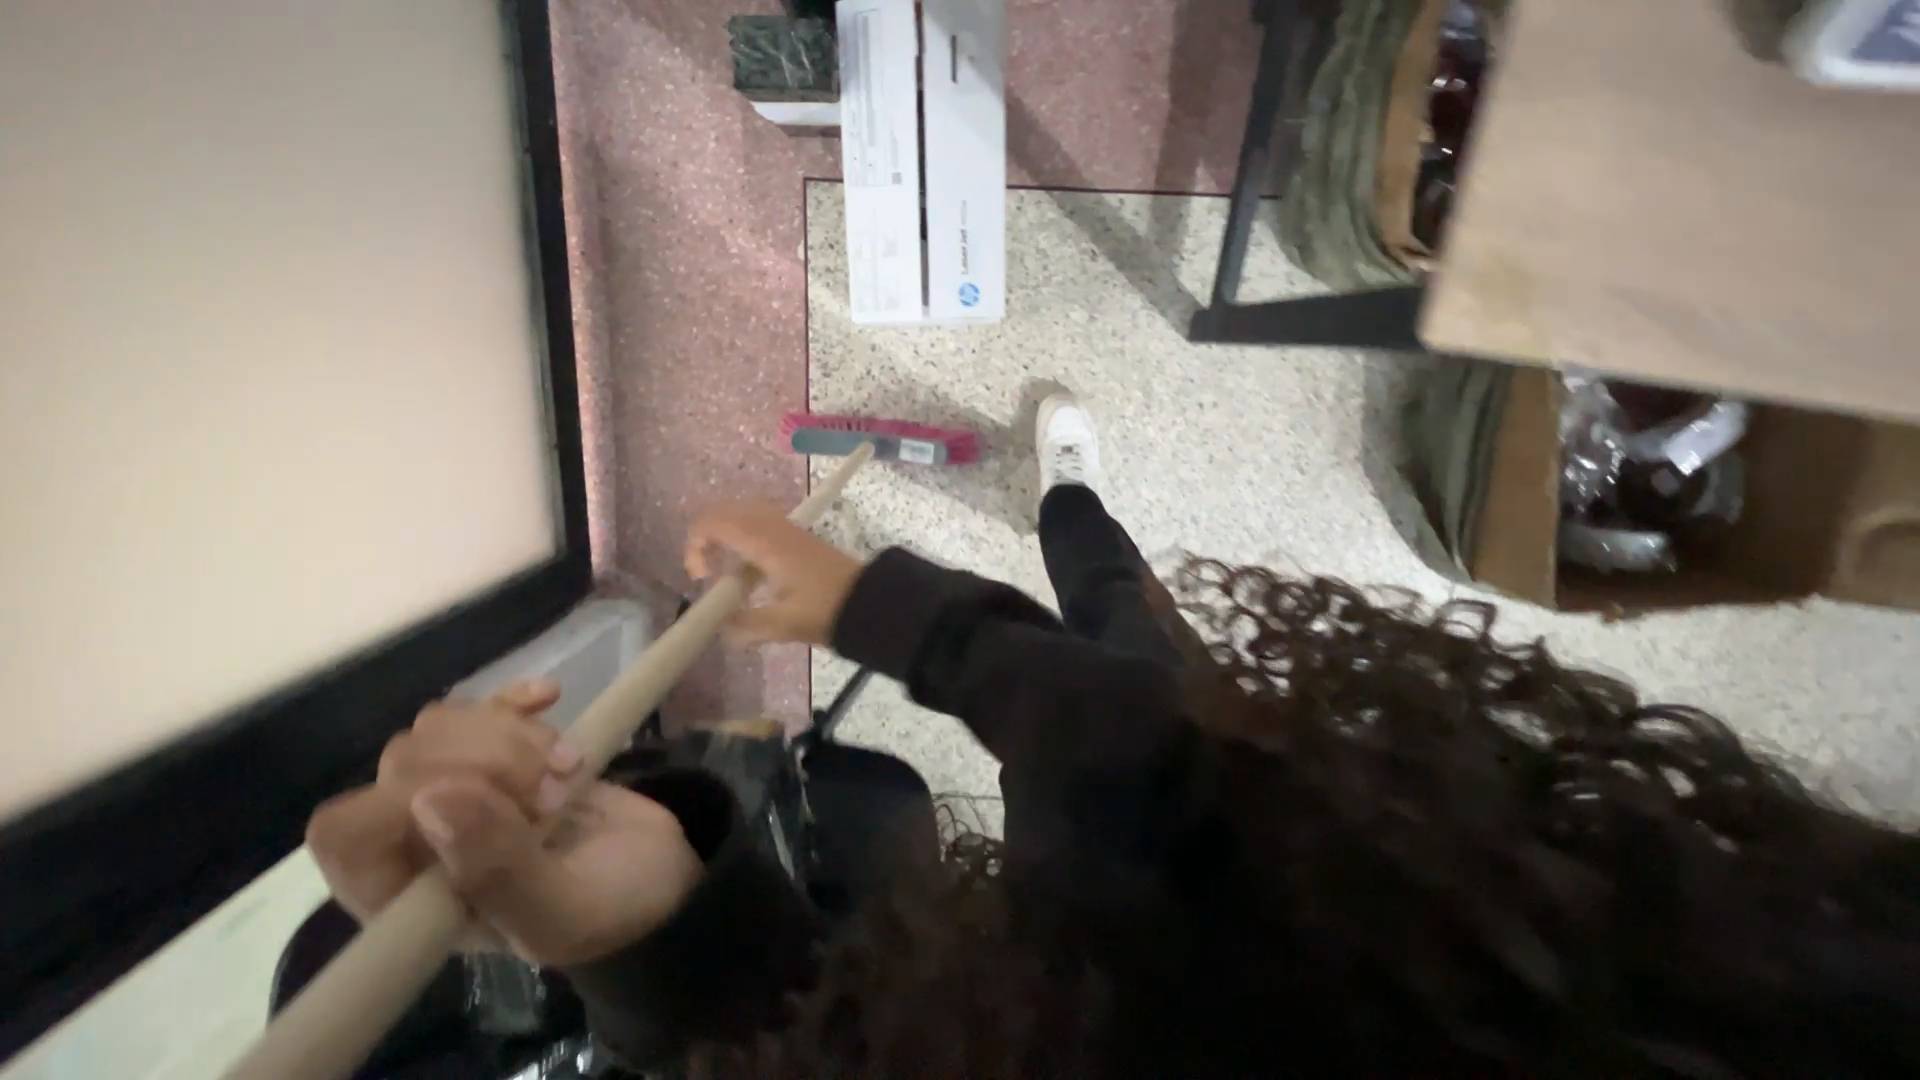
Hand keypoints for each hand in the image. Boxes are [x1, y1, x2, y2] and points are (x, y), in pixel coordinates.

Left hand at [305, 680, 703, 966]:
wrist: (664, 873)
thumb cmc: (608, 908)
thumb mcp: (560, 911)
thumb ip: (497, 868)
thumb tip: (430, 800)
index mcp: (407, 896)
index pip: (349, 830)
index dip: (416, 800)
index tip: (499, 803)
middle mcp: (417, 839)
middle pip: (405, 763)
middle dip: (491, 763)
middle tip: (556, 792)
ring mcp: (458, 790)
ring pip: (441, 727)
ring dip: (514, 736)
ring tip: (569, 768)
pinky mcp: (500, 754)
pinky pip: (482, 706)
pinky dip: (516, 697)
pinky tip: (551, 697)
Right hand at [685, 501, 863, 645]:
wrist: (871, 601)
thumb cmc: (826, 609)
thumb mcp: (783, 624)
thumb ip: (746, 627)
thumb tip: (722, 630)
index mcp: (765, 542)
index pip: (713, 521)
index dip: (695, 544)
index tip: (701, 578)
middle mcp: (774, 527)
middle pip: (725, 511)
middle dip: (706, 536)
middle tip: (707, 571)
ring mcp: (788, 529)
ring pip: (744, 514)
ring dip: (725, 536)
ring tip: (726, 573)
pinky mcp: (798, 538)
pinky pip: (761, 524)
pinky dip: (744, 539)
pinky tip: (751, 573)